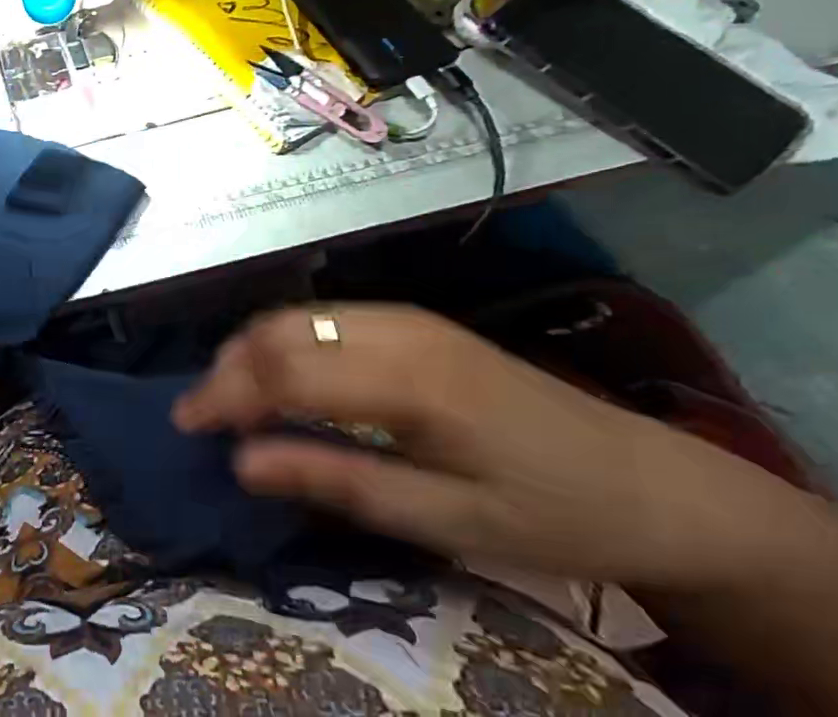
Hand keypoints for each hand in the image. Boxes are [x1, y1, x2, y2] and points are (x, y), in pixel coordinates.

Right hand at [173, 304, 837, 593]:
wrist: (653, 482)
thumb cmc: (552, 513)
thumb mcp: (447, 520)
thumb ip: (340, 482)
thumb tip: (244, 462)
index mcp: (409, 380)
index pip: (285, 371)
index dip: (225, 395)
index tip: (185, 426)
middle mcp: (399, 330)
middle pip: (282, 330)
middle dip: (228, 368)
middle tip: (199, 416)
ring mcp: (408, 318)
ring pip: (298, 317)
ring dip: (251, 351)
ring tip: (227, 399)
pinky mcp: (416, 323)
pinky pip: (325, 319)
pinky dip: (284, 343)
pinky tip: (279, 377)